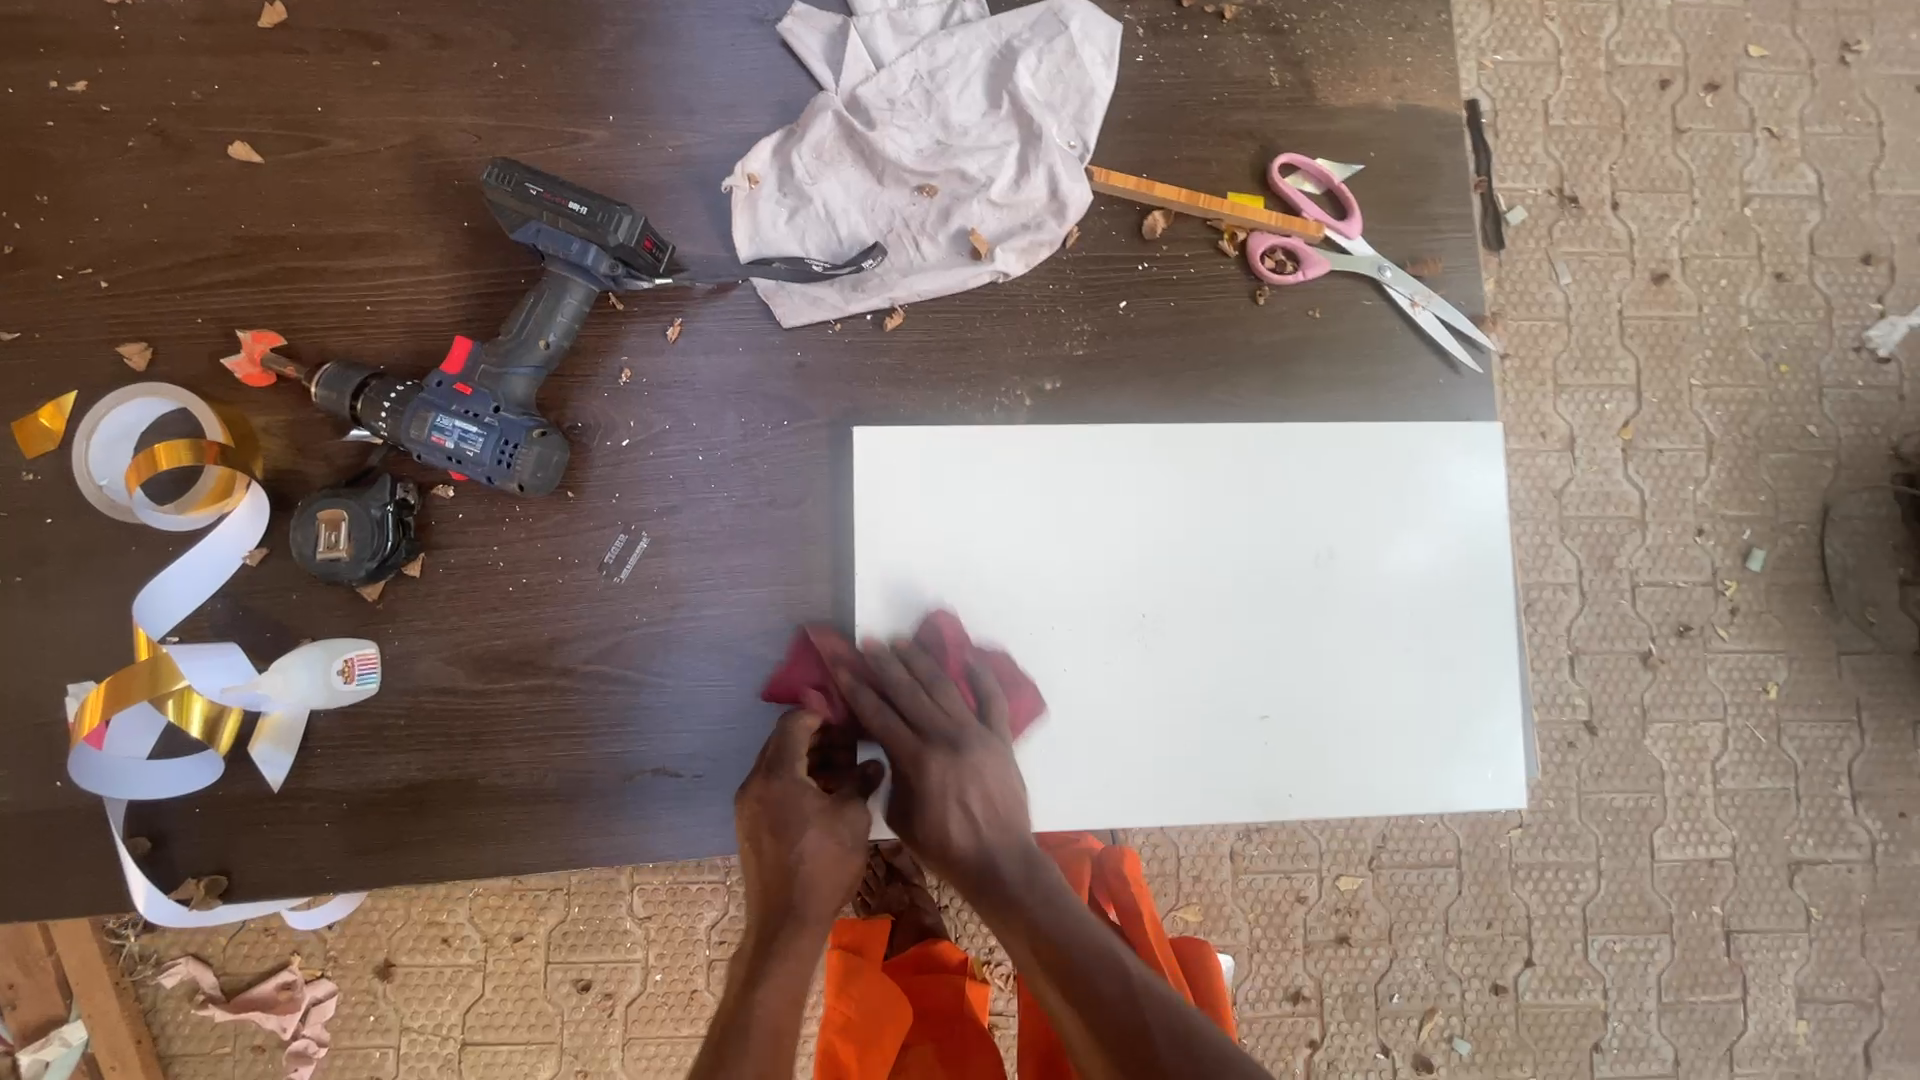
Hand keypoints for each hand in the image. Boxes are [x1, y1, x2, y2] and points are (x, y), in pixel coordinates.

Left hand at [734, 709, 883, 935]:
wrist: (786, 924)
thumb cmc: (823, 866)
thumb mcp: (852, 819)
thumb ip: (860, 782)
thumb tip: (873, 763)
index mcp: (777, 774)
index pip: (794, 722)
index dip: (822, 715)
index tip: (849, 720)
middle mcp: (755, 782)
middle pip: (783, 741)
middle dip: (818, 737)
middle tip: (852, 744)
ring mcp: (749, 805)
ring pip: (778, 764)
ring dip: (810, 759)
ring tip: (845, 769)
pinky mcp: (750, 824)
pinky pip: (773, 786)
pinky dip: (798, 780)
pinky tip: (827, 794)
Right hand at [833, 639, 1036, 899]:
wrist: (1000, 861)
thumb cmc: (945, 848)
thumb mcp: (902, 818)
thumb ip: (893, 777)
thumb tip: (889, 749)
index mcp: (917, 759)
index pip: (879, 714)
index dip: (858, 688)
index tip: (843, 665)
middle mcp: (945, 736)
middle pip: (908, 691)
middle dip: (885, 665)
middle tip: (869, 643)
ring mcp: (976, 733)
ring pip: (944, 686)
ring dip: (921, 661)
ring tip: (903, 642)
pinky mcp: (1001, 737)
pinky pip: (993, 698)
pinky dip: (981, 674)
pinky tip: (967, 655)